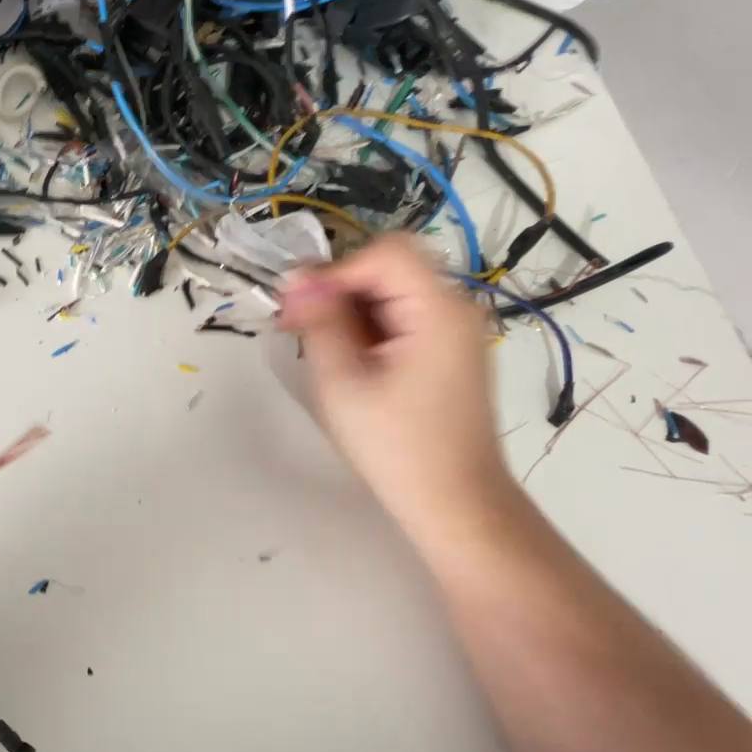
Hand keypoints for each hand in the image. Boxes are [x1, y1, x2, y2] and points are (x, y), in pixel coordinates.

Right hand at [280, 235, 512, 529]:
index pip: (383, 254)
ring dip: (346, 309)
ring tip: (318, 349)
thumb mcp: (342, 380)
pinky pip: (399, 315)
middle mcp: (456, 308)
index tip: (295, 310)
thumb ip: (320, 322)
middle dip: (336, 288)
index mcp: (439, 310)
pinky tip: (345, 360)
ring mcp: (454, 329)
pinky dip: (365, 326)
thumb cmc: (393, 443)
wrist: (452, 497)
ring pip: (389, 290)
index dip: (333, 272)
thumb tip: (296, 277)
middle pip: (388, 266)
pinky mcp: (446, 349)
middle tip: (296, 327)